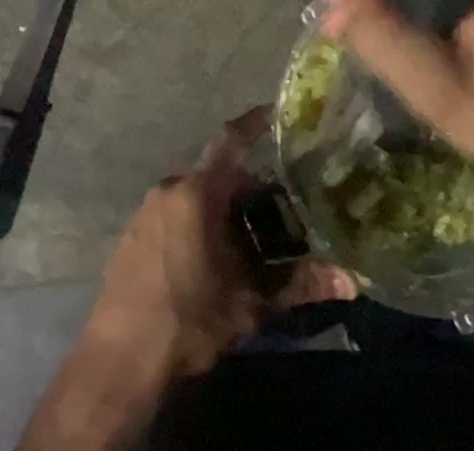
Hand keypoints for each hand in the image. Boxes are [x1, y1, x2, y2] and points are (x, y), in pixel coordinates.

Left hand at [83, 106, 356, 378]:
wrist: (120, 361)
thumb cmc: (188, 321)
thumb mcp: (249, 303)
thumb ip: (300, 285)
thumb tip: (353, 280)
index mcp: (196, 193)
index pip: (231, 141)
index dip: (254, 123)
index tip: (276, 112)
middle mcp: (168, 191)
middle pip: (218, 174)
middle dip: (250, 190)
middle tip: (282, 214)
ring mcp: (145, 213)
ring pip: (196, 195)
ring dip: (224, 210)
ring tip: (253, 242)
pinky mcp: (132, 236)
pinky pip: (175, 213)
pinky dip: (199, 223)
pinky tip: (215, 259)